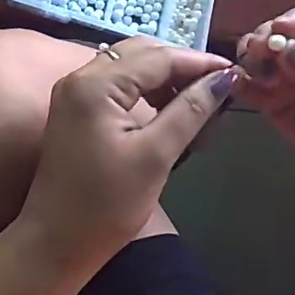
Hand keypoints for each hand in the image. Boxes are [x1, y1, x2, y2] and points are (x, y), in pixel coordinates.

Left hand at [19, 37, 235, 273]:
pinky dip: (144, 92)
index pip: (157, 57)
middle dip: (181, 67)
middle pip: (140, 54)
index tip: (237, 74)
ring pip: (128, 67)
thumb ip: (191, 110)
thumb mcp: (156, 155)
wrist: (56, 240)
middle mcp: (78, 78)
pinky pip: (116, 86)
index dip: (199, 62)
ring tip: (198, 104)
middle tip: (218, 90)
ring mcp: (72, 94)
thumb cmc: (107, 204)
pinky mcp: (74, 111)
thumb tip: (225, 79)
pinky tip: (168, 112)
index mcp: (95, 85)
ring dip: (164, 79)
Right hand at [233, 2, 294, 189]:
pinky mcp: (277, 102)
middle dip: (269, 38)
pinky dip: (241, 83)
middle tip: (257, 50)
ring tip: (254, 73)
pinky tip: (236, 85)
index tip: (281, 28)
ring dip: (253, 59)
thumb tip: (283, 48)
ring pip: (265, 56)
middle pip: (287, 32)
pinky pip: (253, 86)